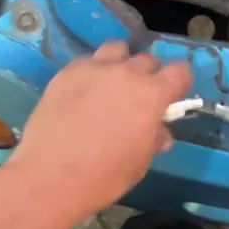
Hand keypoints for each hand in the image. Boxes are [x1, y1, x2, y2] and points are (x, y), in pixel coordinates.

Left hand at [8, 42, 191, 223]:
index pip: (180, 71)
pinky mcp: (68, 72)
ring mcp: (95, 68)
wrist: (48, 179)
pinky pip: (88, 61)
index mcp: (151, 94)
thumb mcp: (140, 163)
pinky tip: (82, 93)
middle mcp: (127, 73)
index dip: (179, 83)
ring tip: (111, 84)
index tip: (172, 97)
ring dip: (121, 64)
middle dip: (149, 75)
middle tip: (138, 97)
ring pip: (117, 50)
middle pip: (148, 60)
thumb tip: (160, 131)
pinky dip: (92, 72)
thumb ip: (154, 139)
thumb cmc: (103, 177)